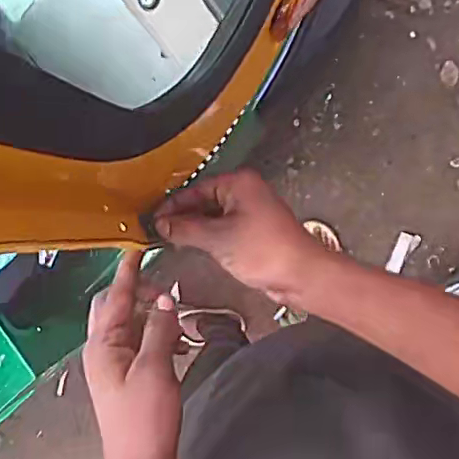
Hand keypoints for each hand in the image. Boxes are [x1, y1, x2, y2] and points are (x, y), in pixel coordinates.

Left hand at [82, 250, 183, 458]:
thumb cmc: (144, 421)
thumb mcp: (156, 370)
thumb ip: (160, 330)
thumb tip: (167, 297)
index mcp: (103, 345)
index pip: (115, 297)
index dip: (128, 272)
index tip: (138, 248)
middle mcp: (101, 350)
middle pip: (114, 307)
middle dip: (137, 291)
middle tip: (164, 286)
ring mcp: (111, 365)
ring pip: (127, 325)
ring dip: (149, 313)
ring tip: (175, 310)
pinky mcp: (124, 377)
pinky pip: (136, 343)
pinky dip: (154, 333)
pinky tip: (177, 340)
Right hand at [152, 171, 329, 305]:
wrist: (301, 275)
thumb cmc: (270, 252)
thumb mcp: (217, 239)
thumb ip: (185, 229)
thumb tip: (164, 225)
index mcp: (238, 183)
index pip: (194, 189)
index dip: (172, 205)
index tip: (156, 219)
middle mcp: (246, 192)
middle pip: (203, 200)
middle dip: (182, 217)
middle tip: (160, 230)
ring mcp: (250, 211)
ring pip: (212, 215)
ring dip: (194, 228)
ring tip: (173, 240)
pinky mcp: (253, 230)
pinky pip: (223, 228)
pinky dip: (209, 236)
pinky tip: (195, 246)